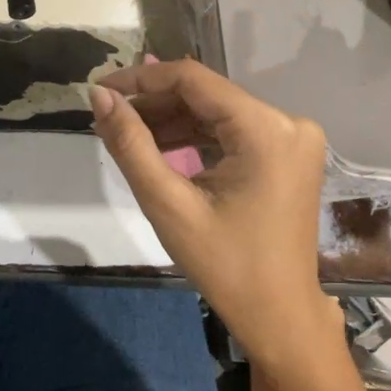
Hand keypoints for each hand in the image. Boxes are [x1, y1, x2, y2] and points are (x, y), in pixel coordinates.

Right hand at [89, 59, 333, 361]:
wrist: (277, 310)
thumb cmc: (223, 261)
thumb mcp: (166, 202)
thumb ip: (130, 144)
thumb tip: (99, 96)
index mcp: (267, 129)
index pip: (193, 80)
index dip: (141, 79)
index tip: (98, 90)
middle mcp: (288, 122)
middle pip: (206, 94)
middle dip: (152, 103)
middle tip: (106, 120)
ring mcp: (292, 138)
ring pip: (216, 111)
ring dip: (169, 120)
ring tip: (124, 136)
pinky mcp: (287, 153)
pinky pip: (231, 130)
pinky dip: (193, 136)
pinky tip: (158, 148)